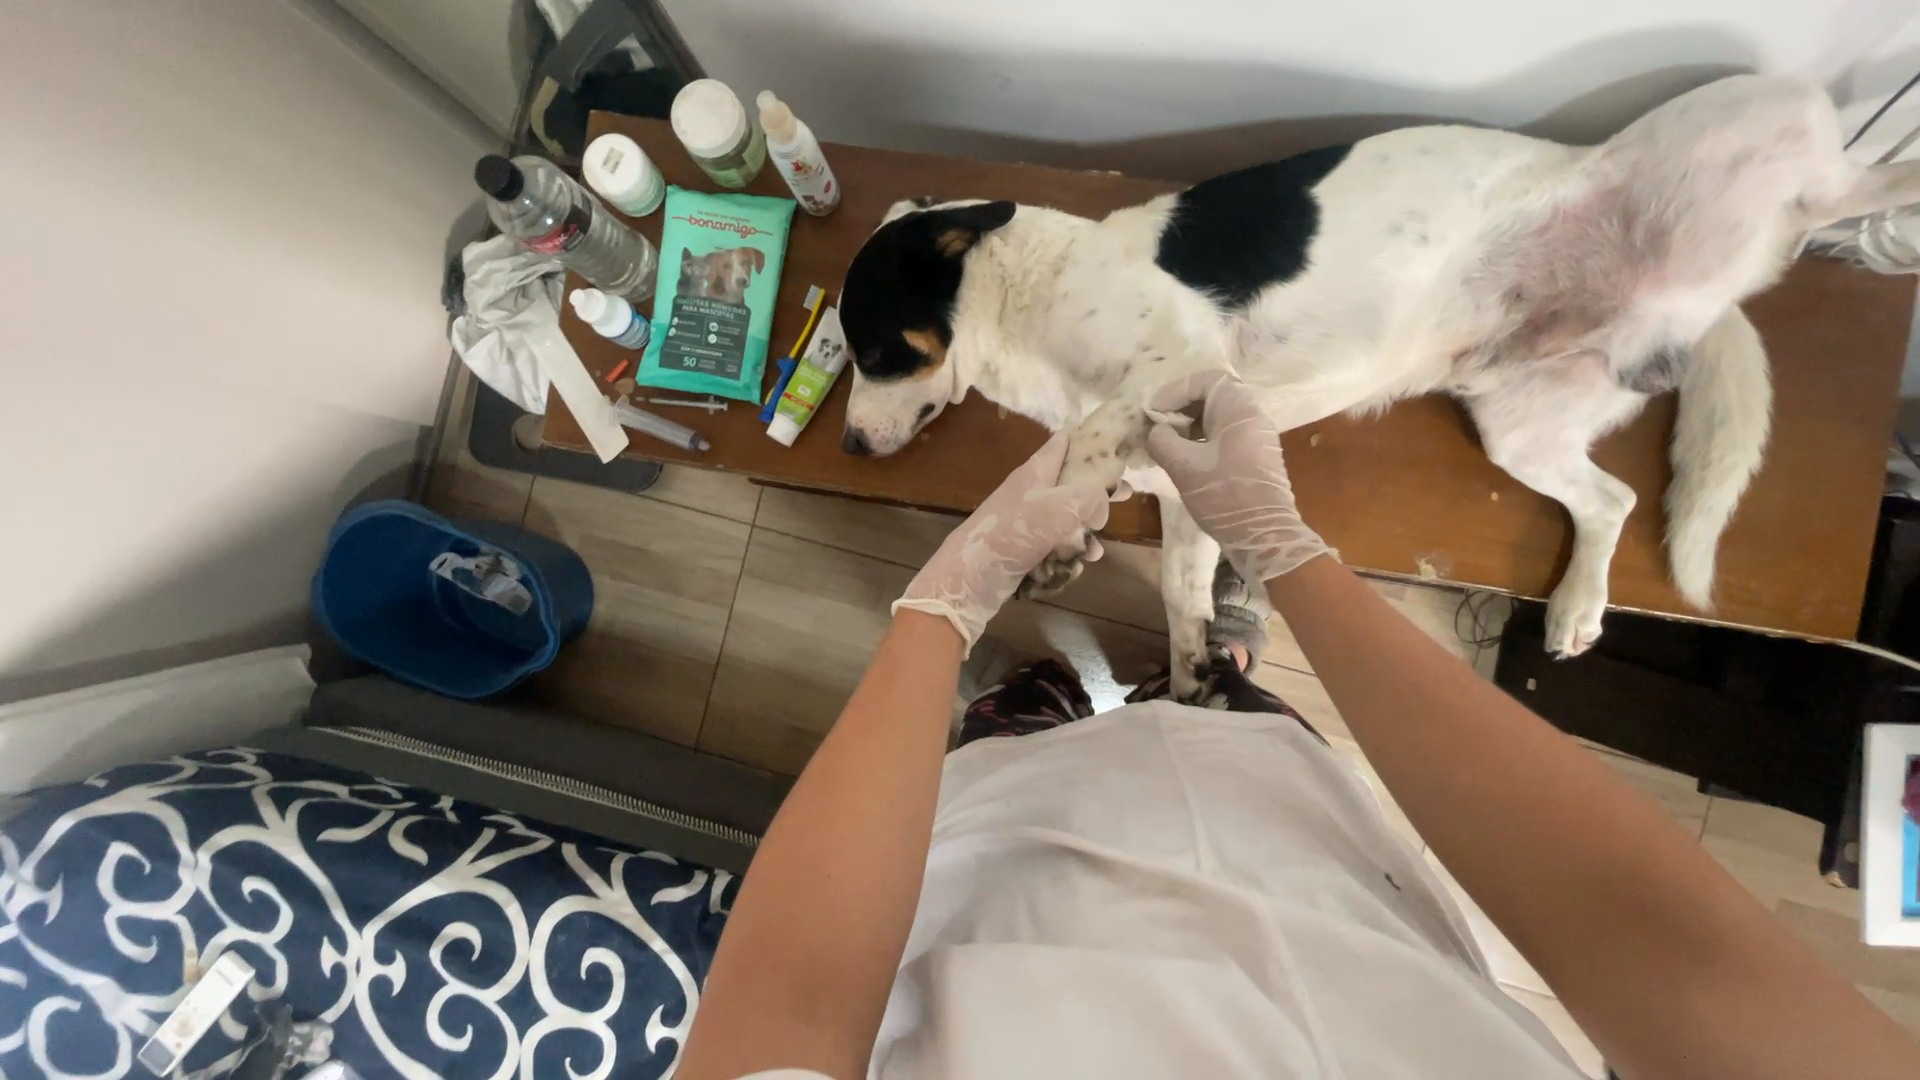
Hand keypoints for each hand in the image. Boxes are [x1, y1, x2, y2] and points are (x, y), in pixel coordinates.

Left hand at [894, 434, 1110, 651]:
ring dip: (1085, 531)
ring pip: (1067, 518)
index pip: (1064, 442)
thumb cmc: (1015, 533)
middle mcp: (1031, 491)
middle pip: (1071, 482)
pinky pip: (1055, 545)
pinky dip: (1068, 553)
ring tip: (1096, 549)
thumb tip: (1101, 506)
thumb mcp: (1062, 506)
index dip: (1090, 438)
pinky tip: (1078, 565)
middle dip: (1098, 491)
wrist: (972, 576)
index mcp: (1037, 471)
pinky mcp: (1024, 547)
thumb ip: (1092, 497)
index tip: (1117, 442)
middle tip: (1125, 495)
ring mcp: (1026, 521)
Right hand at [1146, 371, 1332, 582]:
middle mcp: (1252, 418)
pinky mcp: (1253, 458)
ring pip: (1217, 418)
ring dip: (1189, 425)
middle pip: (1213, 396)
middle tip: (1157, 426)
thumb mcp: (1184, 467)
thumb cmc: (1225, 496)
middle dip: (1181, 407)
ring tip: (1166, 443)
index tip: (1155, 411)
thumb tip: (1156, 432)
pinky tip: (1184, 459)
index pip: (1207, 380)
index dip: (1176, 390)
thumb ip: (1163, 442)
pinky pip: (1223, 436)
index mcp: (1240, 411)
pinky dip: (1200, 440)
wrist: (1263, 535)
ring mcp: (1255, 439)